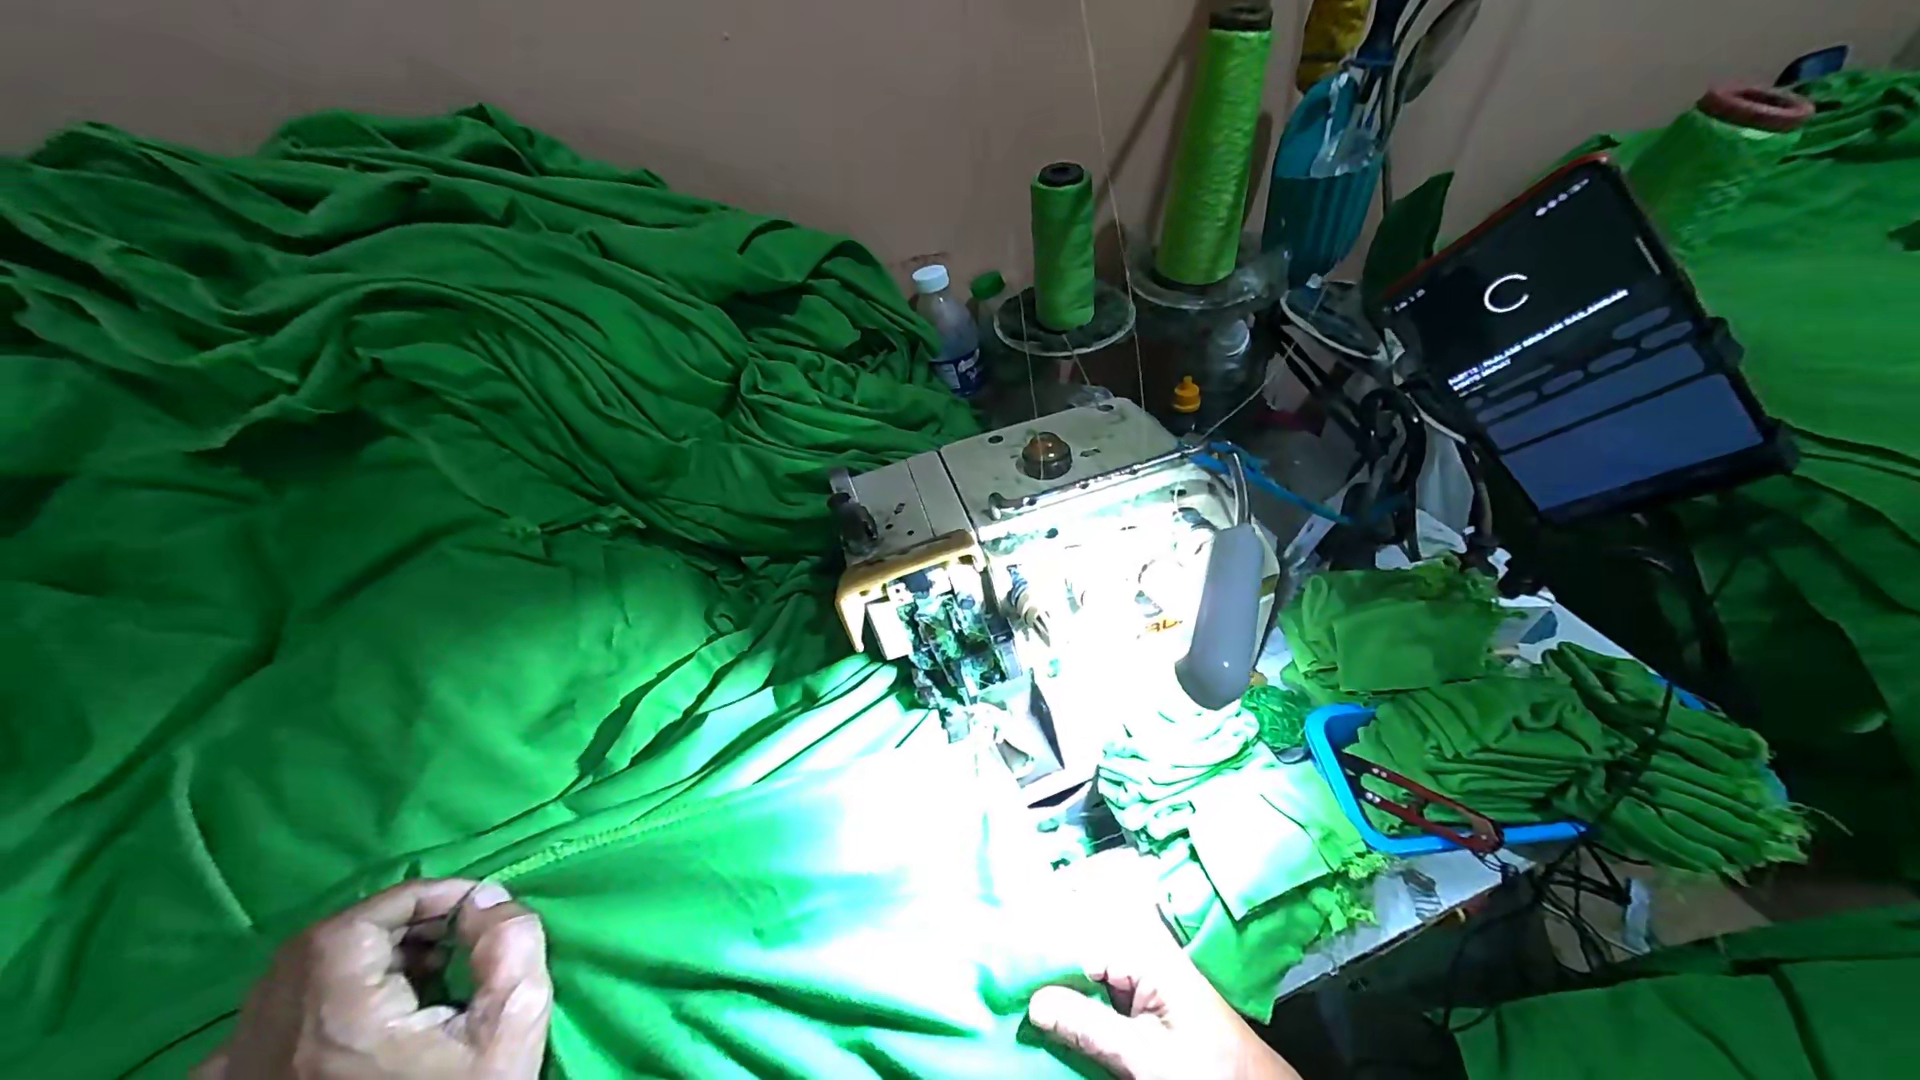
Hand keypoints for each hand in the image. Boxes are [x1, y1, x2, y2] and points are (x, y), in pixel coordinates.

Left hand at [194, 879, 551, 1079]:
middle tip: (451, 930)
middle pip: (318, 946)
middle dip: (394, 921)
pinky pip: (264, 1025)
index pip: (358, 922)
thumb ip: (512, 945)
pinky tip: (369, 1012)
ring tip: (423, 966)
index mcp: (335, 1024)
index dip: (418, 895)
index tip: (473, 903)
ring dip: (361, 954)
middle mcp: (271, 1046)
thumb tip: (489, 900)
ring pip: (290, 980)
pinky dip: (321, 996)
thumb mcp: (511, 1026)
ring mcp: (245, 1077)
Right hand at [1028, 857, 1299, 1079]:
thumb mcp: (1149, 1061)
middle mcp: (1137, 944)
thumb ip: (1092, 1028)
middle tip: (998, 943)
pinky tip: (1044, 984)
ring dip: (1051, 951)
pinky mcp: (1135, 983)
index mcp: (1144, 950)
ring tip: (1010, 956)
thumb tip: (1034, 1002)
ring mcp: (1136, 962)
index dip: (1038, 946)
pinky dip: (1067, 973)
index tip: (1001, 953)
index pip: (1077, 936)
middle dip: (1040, 933)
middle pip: (1077, 928)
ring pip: (1081, 944)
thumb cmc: (1211, 1074)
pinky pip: (1092, 967)